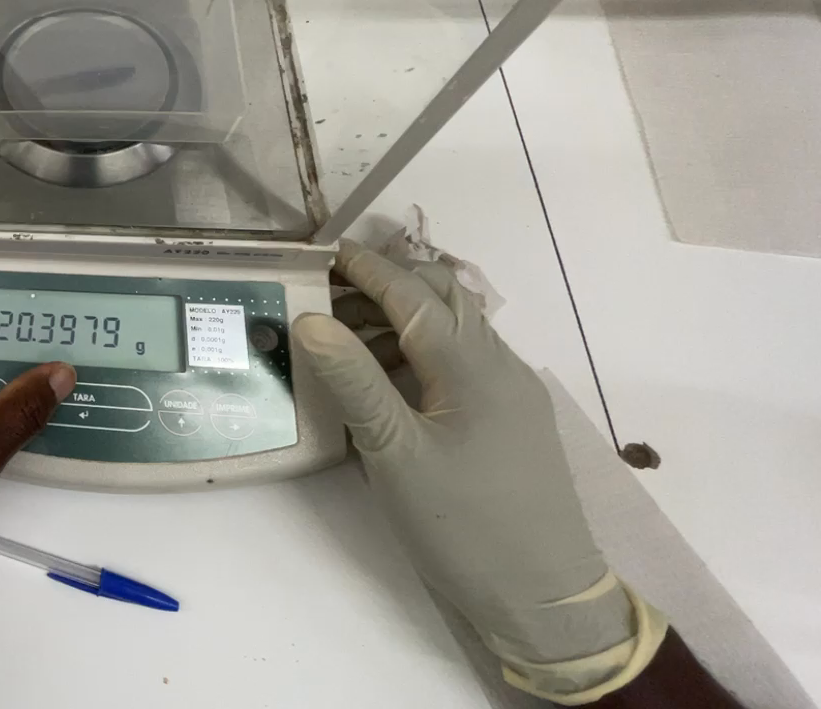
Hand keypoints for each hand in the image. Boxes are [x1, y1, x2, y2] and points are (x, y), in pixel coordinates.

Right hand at [292, 242, 666, 703]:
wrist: (544, 603)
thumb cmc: (461, 523)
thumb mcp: (392, 450)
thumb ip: (351, 378)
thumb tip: (308, 317)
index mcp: (474, 368)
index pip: (414, 294)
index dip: (365, 267)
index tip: (317, 250)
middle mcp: (497, 366)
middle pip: (441, 297)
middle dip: (382, 282)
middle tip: (321, 291)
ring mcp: (505, 392)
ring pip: (447, 326)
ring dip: (392, 315)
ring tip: (334, 332)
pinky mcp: (501, 417)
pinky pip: (452, 359)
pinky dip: (408, 347)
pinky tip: (372, 372)